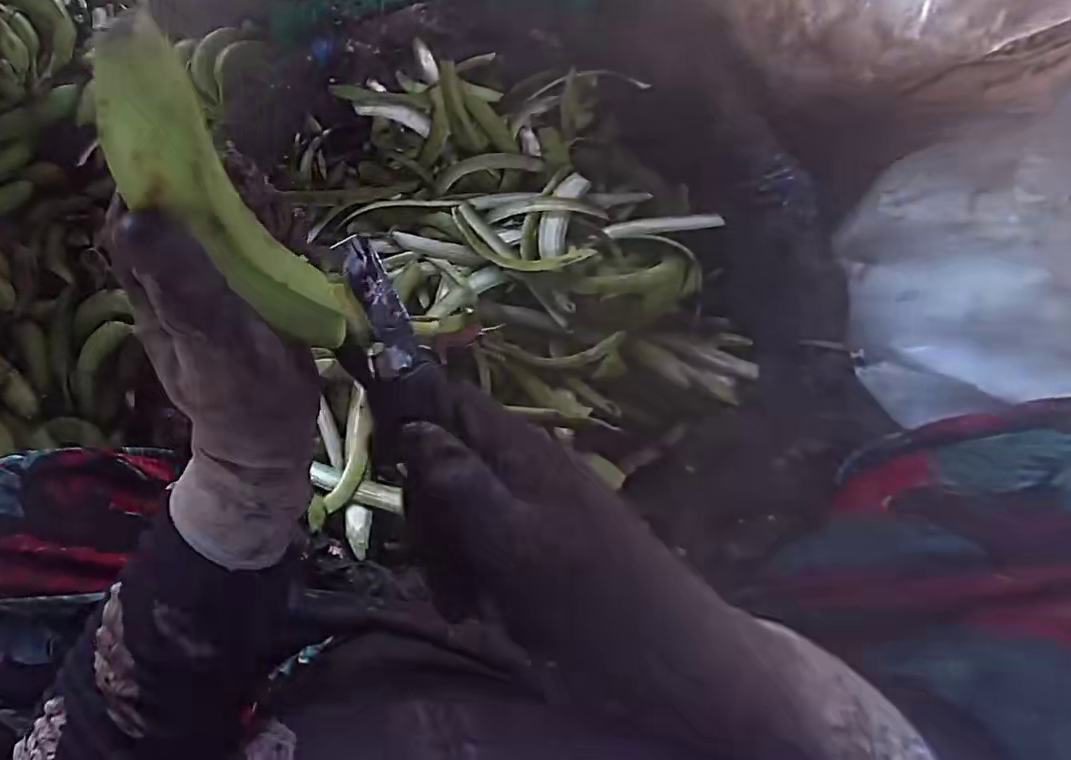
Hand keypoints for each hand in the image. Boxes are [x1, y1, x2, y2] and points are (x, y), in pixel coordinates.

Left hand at [106, 209, 319, 569]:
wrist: (267, 438)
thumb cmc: (238, 395)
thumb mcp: (208, 341)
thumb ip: (179, 285)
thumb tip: (136, 217)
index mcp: (153, 287)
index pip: (132, 219)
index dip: (148, 182)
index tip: (184, 159)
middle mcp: (176, 277)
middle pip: (180, 211)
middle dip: (210, 184)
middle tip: (244, 175)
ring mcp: (212, 281)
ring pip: (219, 220)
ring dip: (245, 200)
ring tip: (272, 202)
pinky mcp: (246, 287)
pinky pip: (253, 242)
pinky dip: (271, 226)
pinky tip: (291, 228)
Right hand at [390, 368, 929, 759]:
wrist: (690, 675)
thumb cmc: (593, 602)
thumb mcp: (509, 540)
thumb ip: (454, 477)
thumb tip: (407, 424)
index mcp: (516, 446)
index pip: (445, 395)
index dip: (404, 410)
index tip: (380, 456)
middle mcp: (521, 461)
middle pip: (442, 454)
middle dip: (424, 504)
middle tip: (428, 558)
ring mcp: (532, 499)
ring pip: (456, 499)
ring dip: (443, 545)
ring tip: (457, 600)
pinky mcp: (539, 535)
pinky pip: (482, 533)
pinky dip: (468, 565)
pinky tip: (475, 605)